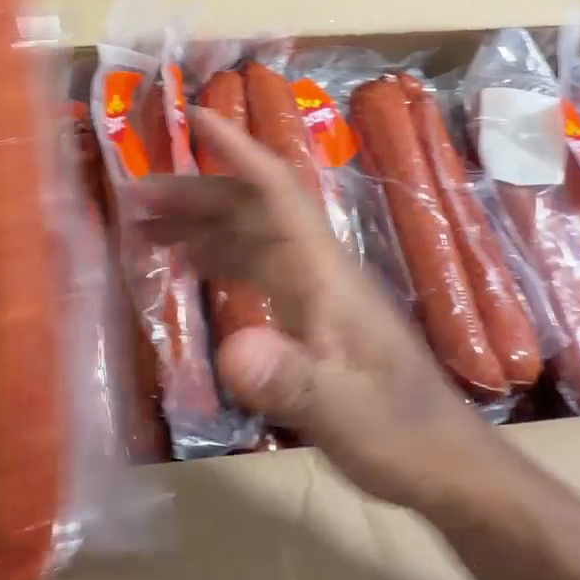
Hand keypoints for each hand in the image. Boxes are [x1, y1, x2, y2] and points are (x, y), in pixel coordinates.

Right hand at [133, 107, 505, 515]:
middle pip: (250, 209)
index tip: (196, 115)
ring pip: (248, 236)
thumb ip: (290, 378)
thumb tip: (230, 351)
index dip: (238, 148)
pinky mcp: (308, 316)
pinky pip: (252, 268)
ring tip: (144, 229)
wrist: (444, 463)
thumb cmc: (397, 429)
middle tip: (135, 197)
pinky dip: (214, 258)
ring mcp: (312, 290)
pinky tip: (189, 267)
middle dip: (195, 193)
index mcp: (322, 270)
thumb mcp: (340, 410)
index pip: (276, 190)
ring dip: (198, 224)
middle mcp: (314, 267)